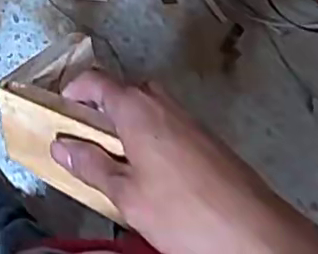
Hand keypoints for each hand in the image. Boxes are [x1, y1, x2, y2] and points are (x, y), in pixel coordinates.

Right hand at [51, 71, 317, 253]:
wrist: (258, 236)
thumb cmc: (187, 214)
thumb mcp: (127, 196)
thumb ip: (90, 166)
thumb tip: (62, 148)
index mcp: (134, 106)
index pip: (92, 80)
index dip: (71, 91)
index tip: (60, 110)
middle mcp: (160, 101)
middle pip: (120, 91)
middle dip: (101, 111)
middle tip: (87, 141)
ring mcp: (186, 116)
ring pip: (146, 109)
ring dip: (127, 126)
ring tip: (119, 163)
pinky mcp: (206, 138)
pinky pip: (167, 125)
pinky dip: (152, 138)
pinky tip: (155, 176)